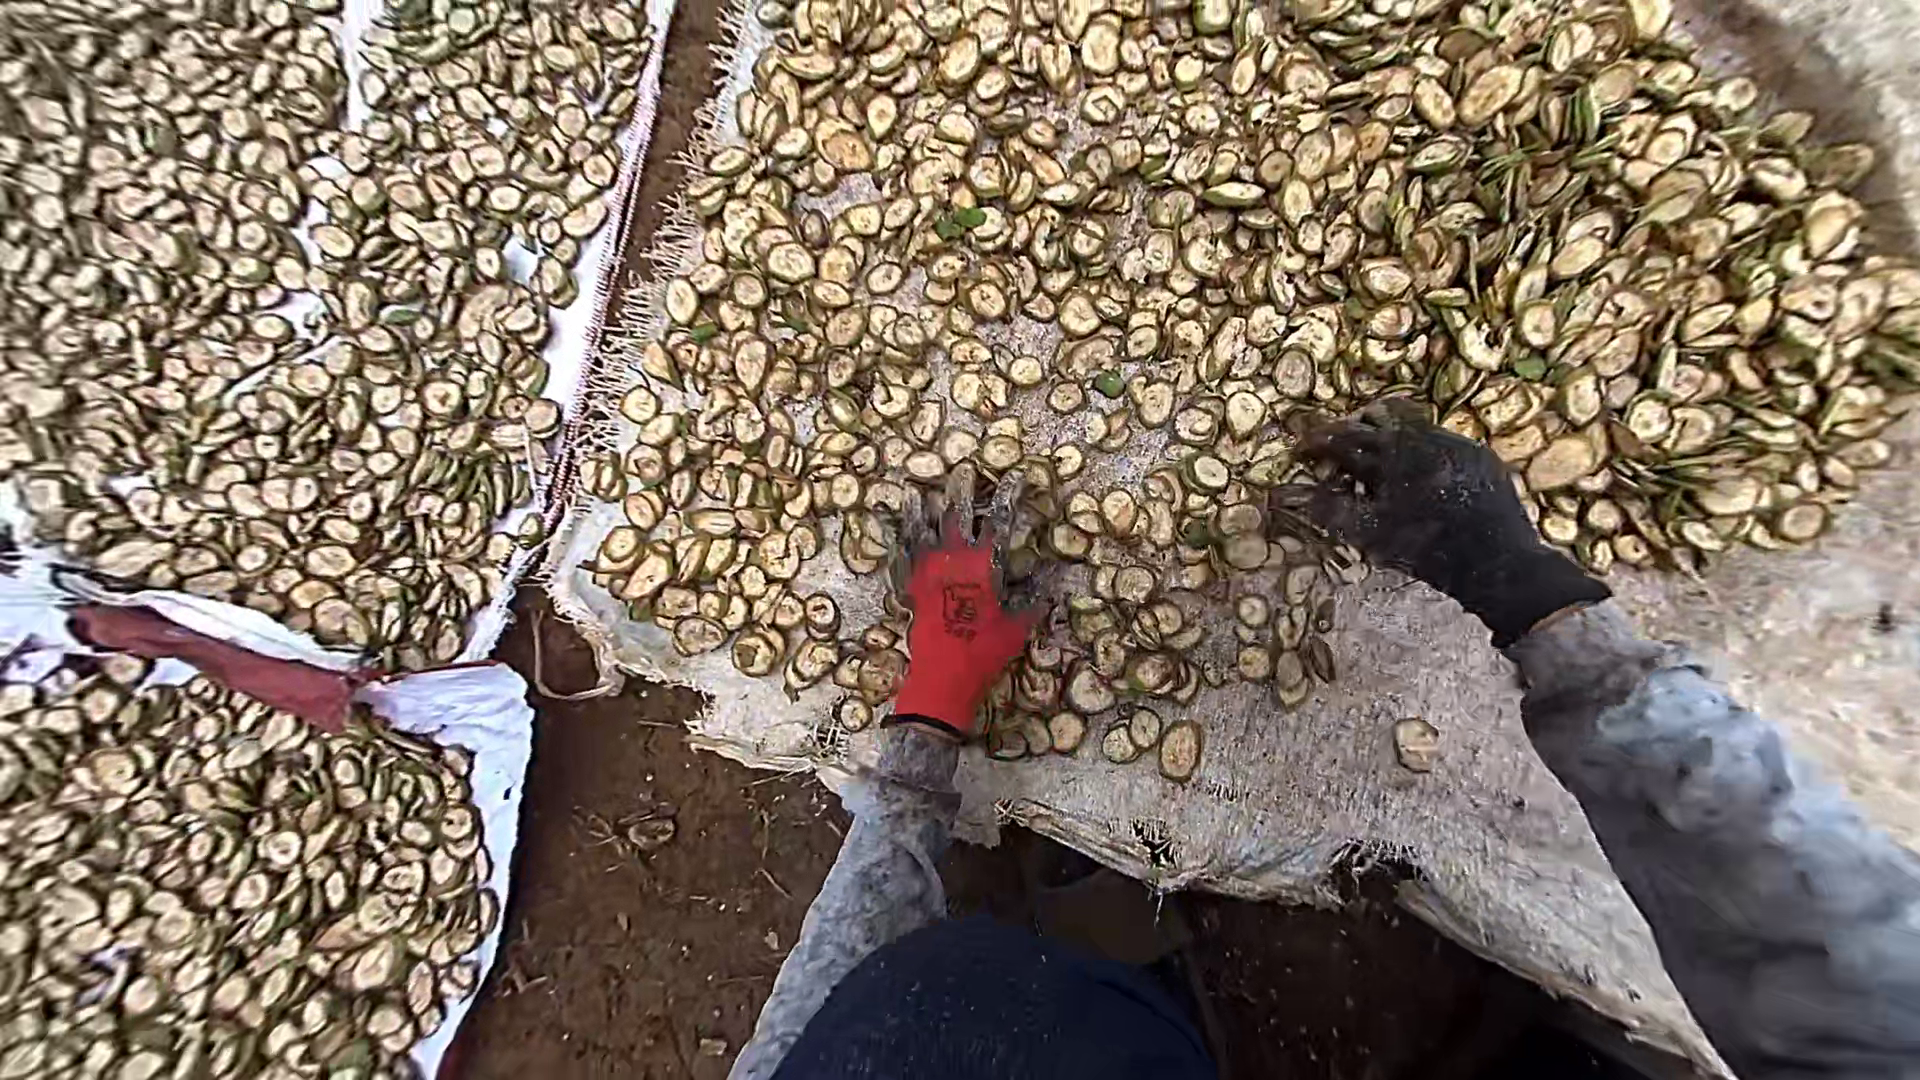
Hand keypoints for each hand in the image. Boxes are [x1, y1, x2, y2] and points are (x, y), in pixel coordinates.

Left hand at [889, 469, 1040, 739]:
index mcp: (986, 563)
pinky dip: (895, 533)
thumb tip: (1055, 575)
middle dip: (964, 487)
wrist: (943, 674)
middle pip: (958, 510)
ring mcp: (927, 568)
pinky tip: (890, 521)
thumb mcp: (1018, 625)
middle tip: (966, 468)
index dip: (1013, 492)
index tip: (1020, 474)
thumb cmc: (985, 650)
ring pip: (923, 525)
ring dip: (923, 505)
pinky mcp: (908, 583)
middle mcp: (955, 557)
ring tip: (919, 487)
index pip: (1002, 517)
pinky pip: (899, 551)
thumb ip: (1035, 597)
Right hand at [1280, 399, 1608, 646]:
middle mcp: (1425, 438)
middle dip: (1348, 429)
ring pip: (1410, 423)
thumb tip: (1280, 493)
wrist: (1496, 562)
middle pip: (1377, 417)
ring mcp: (1455, 443)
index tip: (1298, 451)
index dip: (1315, 442)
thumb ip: (1323, 506)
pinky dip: (1412, 448)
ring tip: (1369, 457)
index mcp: (1392, 454)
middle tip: (1332, 448)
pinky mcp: (1477, 455)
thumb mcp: (1365, 530)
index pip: (1342, 437)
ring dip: (1382, 434)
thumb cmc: (1422, 547)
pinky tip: (1408, 473)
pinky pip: (1436, 438)